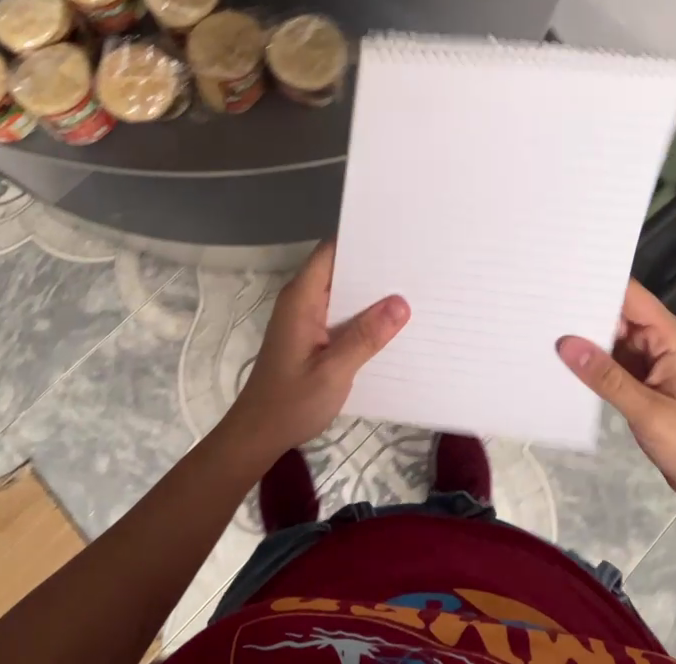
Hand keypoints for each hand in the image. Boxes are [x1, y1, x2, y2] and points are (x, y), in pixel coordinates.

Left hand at [224, 241, 409, 456]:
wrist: (259, 435)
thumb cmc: (291, 403)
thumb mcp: (333, 372)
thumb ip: (366, 337)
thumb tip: (401, 303)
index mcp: (301, 299)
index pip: (330, 253)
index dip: (361, 243)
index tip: (398, 241)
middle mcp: (301, 301)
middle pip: (340, 270)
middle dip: (375, 269)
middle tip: (417, 267)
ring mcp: (306, 319)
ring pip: (343, 294)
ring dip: (372, 295)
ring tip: (413, 291)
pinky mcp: (312, 336)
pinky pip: (341, 315)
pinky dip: (363, 316)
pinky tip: (392, 325)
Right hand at [557, 280, 675, 508]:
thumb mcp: (649, 413)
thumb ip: (606, 378)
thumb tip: (564, 343)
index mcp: (670, 336)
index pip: (629, 294)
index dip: (595, 282)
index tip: (556, 276)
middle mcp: (659, 341)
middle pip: (615, 313)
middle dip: (580, 308)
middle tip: (533, 301)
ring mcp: (650, 362)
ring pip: (609, 338)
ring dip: (581, 337)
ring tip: (537, 326)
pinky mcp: (641, 383)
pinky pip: (610, 363)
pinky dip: (589, 362)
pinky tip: (557, 359)